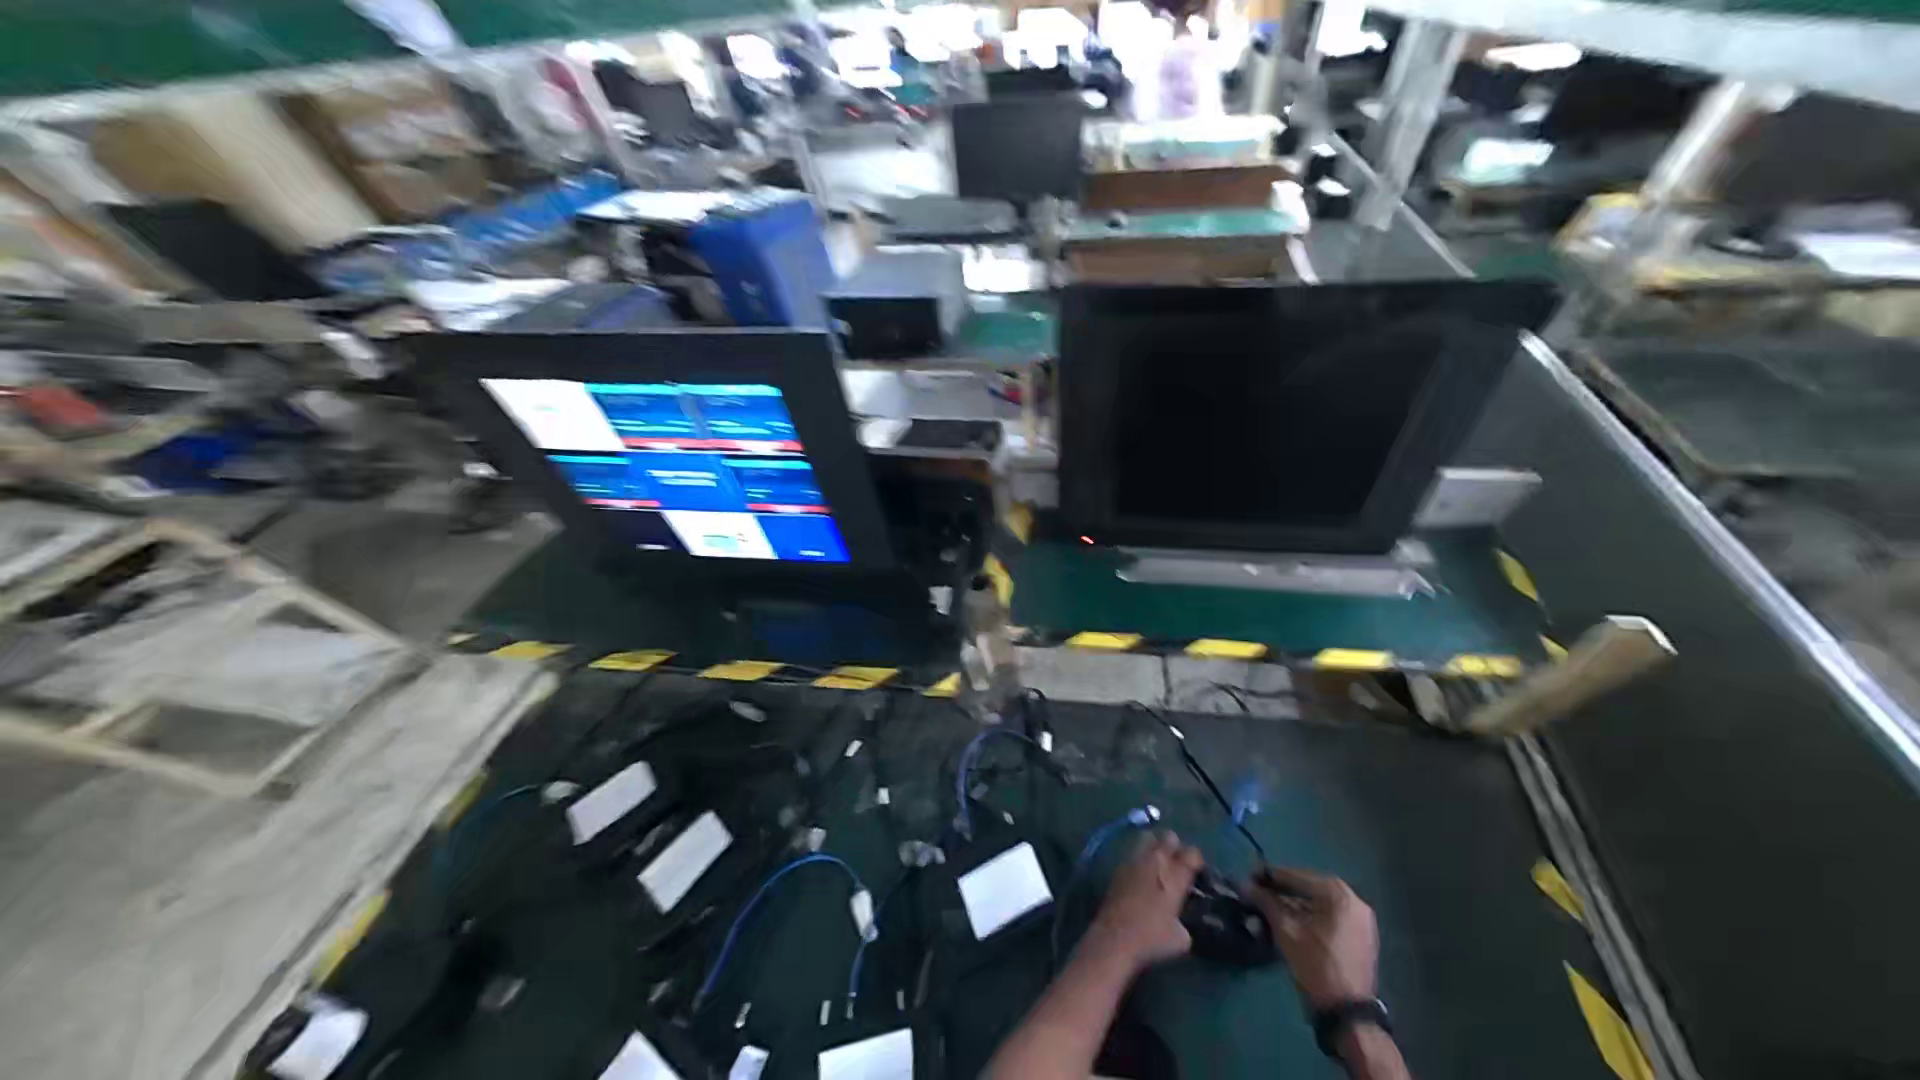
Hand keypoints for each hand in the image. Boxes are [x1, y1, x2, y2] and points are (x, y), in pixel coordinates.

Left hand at [1082, 831, 1204, 973]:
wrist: (1114, 938)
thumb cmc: (1152, 938)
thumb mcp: (1181, 938)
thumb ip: (1185, 921)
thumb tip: (1180, 919)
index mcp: (1175, 876)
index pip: (1193, 854)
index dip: (1197, 860)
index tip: (1197, 871)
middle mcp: (1156, 861)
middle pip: (1170, 837)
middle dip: (1176, 847)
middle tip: (1177, 864)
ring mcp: (1134, 861)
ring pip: (1148, 837)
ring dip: (1155, 846)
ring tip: (1158, 862)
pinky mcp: (1118, 867)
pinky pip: (1133, 851)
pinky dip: (1140, 856)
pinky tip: (1141, 872)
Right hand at [1247, 866, 1378, 1008]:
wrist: (1348, 1013)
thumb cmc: (1315, 965)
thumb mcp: (1286, 930)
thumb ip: (1266, 902)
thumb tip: (1245, 884)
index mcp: (1338, 894)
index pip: (1297, 876)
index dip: (1270, 876)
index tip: (1249, 876)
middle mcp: (1354, 900)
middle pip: (1310, 886)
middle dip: (1283, 888)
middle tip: (1258, 890)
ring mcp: (1361, 918)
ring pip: (1320, 901)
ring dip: (1295, 901)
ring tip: (1270, 904)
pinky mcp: (1361, 934)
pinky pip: (1330, 914)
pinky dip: (1310, 913)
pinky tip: (1291, 918)